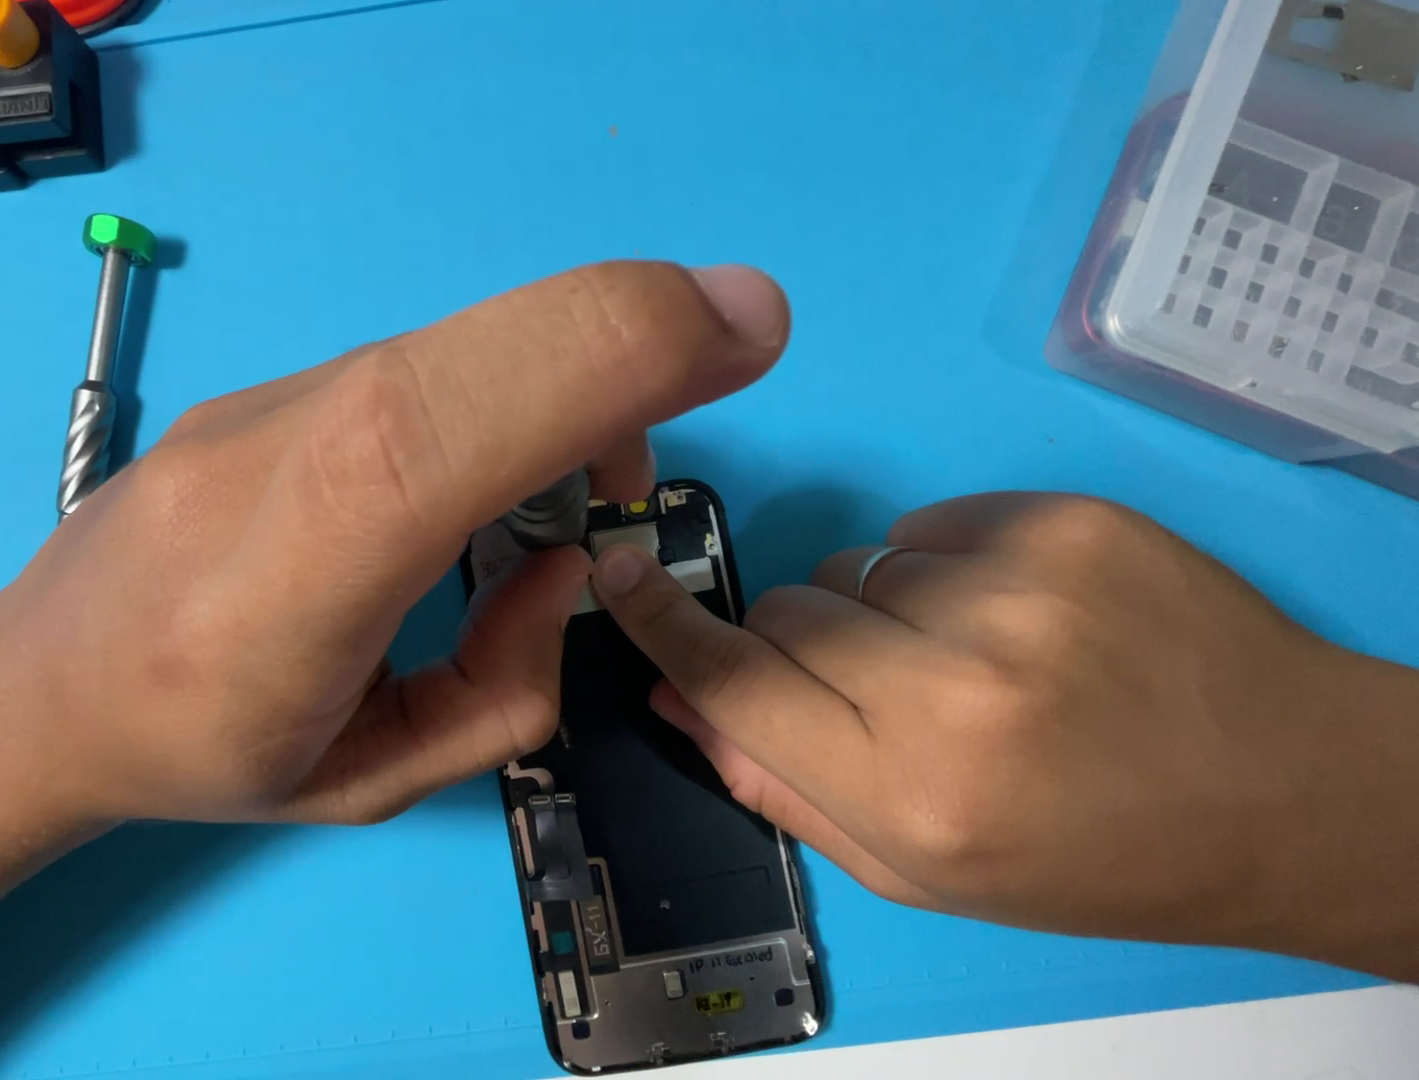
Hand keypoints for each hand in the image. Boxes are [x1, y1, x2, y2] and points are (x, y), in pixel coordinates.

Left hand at [0, 261, 788, 825]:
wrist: (36, 683)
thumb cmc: (206, 755)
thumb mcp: (369, 782)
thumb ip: (503, 688)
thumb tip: (569, 557)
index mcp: (278, 597)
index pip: (429, 436)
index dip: (597, 355)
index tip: (743, 325)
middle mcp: (259, 468)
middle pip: (450, 362)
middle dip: (617, 341)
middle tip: (694, 391)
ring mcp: (252, 410)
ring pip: (446, 354)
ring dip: (559, 379)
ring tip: (569, 482)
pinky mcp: (264, 389)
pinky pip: (416, 369)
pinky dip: (500, 389)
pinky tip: (490, 464)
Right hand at [594, 493, 1418, 975]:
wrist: (1292, 795)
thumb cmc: (1079, 852)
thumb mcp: (909, 862)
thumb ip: (773, 780)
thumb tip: (671, 694)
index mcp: (910, 787)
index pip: (735, 682)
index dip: (664, 626)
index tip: (615, 573)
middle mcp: (955, 685)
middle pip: (784, 610)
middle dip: (796, 641)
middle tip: (871, 684)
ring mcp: (1016, 589)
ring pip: (848, 564)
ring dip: (871, 608)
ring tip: (961, 656)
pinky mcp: (1060, 523)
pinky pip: (921, 528)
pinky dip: (937, 568)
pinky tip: (1011, 614)